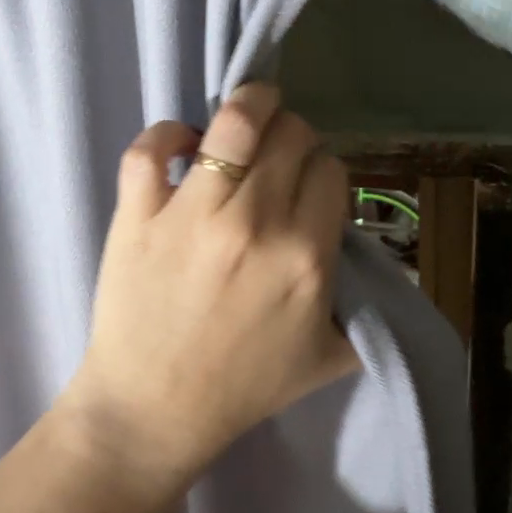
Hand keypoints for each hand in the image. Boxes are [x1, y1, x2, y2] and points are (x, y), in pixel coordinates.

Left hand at [59, 84, 358, 476]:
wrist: (155, 408)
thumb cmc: (244, 384)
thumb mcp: (330, 356)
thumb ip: (365, 305)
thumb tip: (373, 256)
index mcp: (306, 257)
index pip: (331, 171)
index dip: (323, 170)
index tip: (308, 183)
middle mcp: (255, 225)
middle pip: (291, 136)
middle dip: (294, 135)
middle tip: (280, 153)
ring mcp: (191, 215)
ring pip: (234, 124)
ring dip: (250, 104)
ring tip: (251, 106)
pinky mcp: (137, 214)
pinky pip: (151, 148)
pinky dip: (168, 133)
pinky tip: (183, 143)